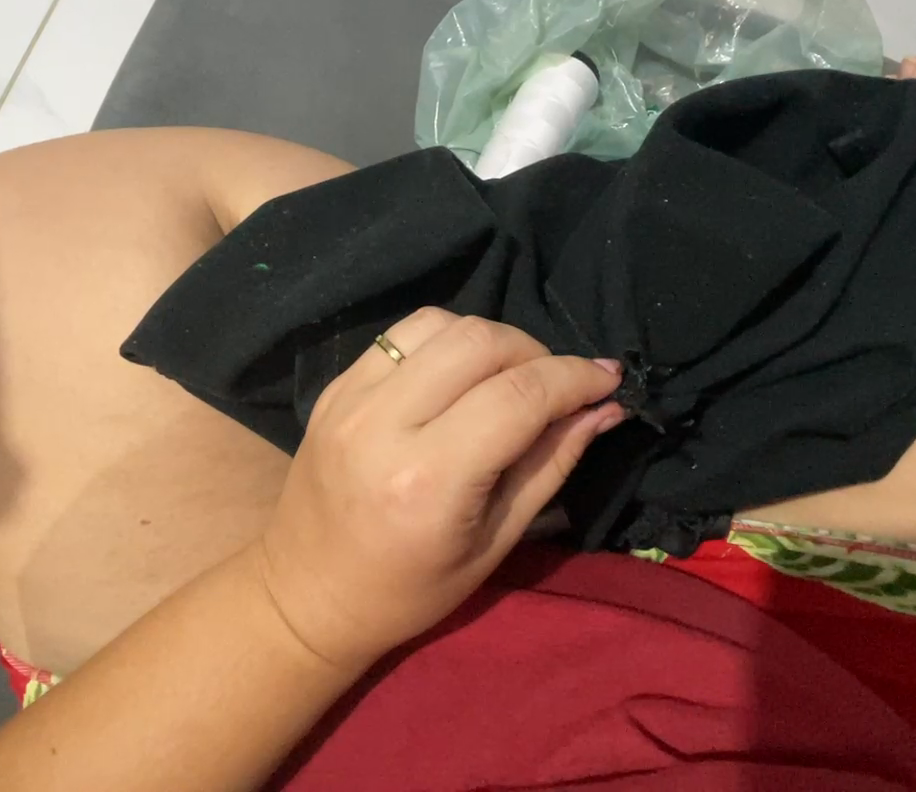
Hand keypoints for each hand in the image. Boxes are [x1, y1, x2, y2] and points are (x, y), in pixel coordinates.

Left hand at [250, 308, 624, 669]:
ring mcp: (350, 398)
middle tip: (556, 385)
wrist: (306, 592)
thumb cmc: (408, 590)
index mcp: (427, 480)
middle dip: (535, 351)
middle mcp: (382, 424)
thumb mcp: (495, 542)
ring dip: (489, 338)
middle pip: (477, 341)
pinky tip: (459, 374)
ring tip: (509, 376)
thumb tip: (605, 408)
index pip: (517, 397)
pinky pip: (401, 335)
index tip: (609, 378)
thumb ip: (551, 465)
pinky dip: (445, 341)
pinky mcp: (334, 387)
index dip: (575, 378)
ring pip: (438, 322)